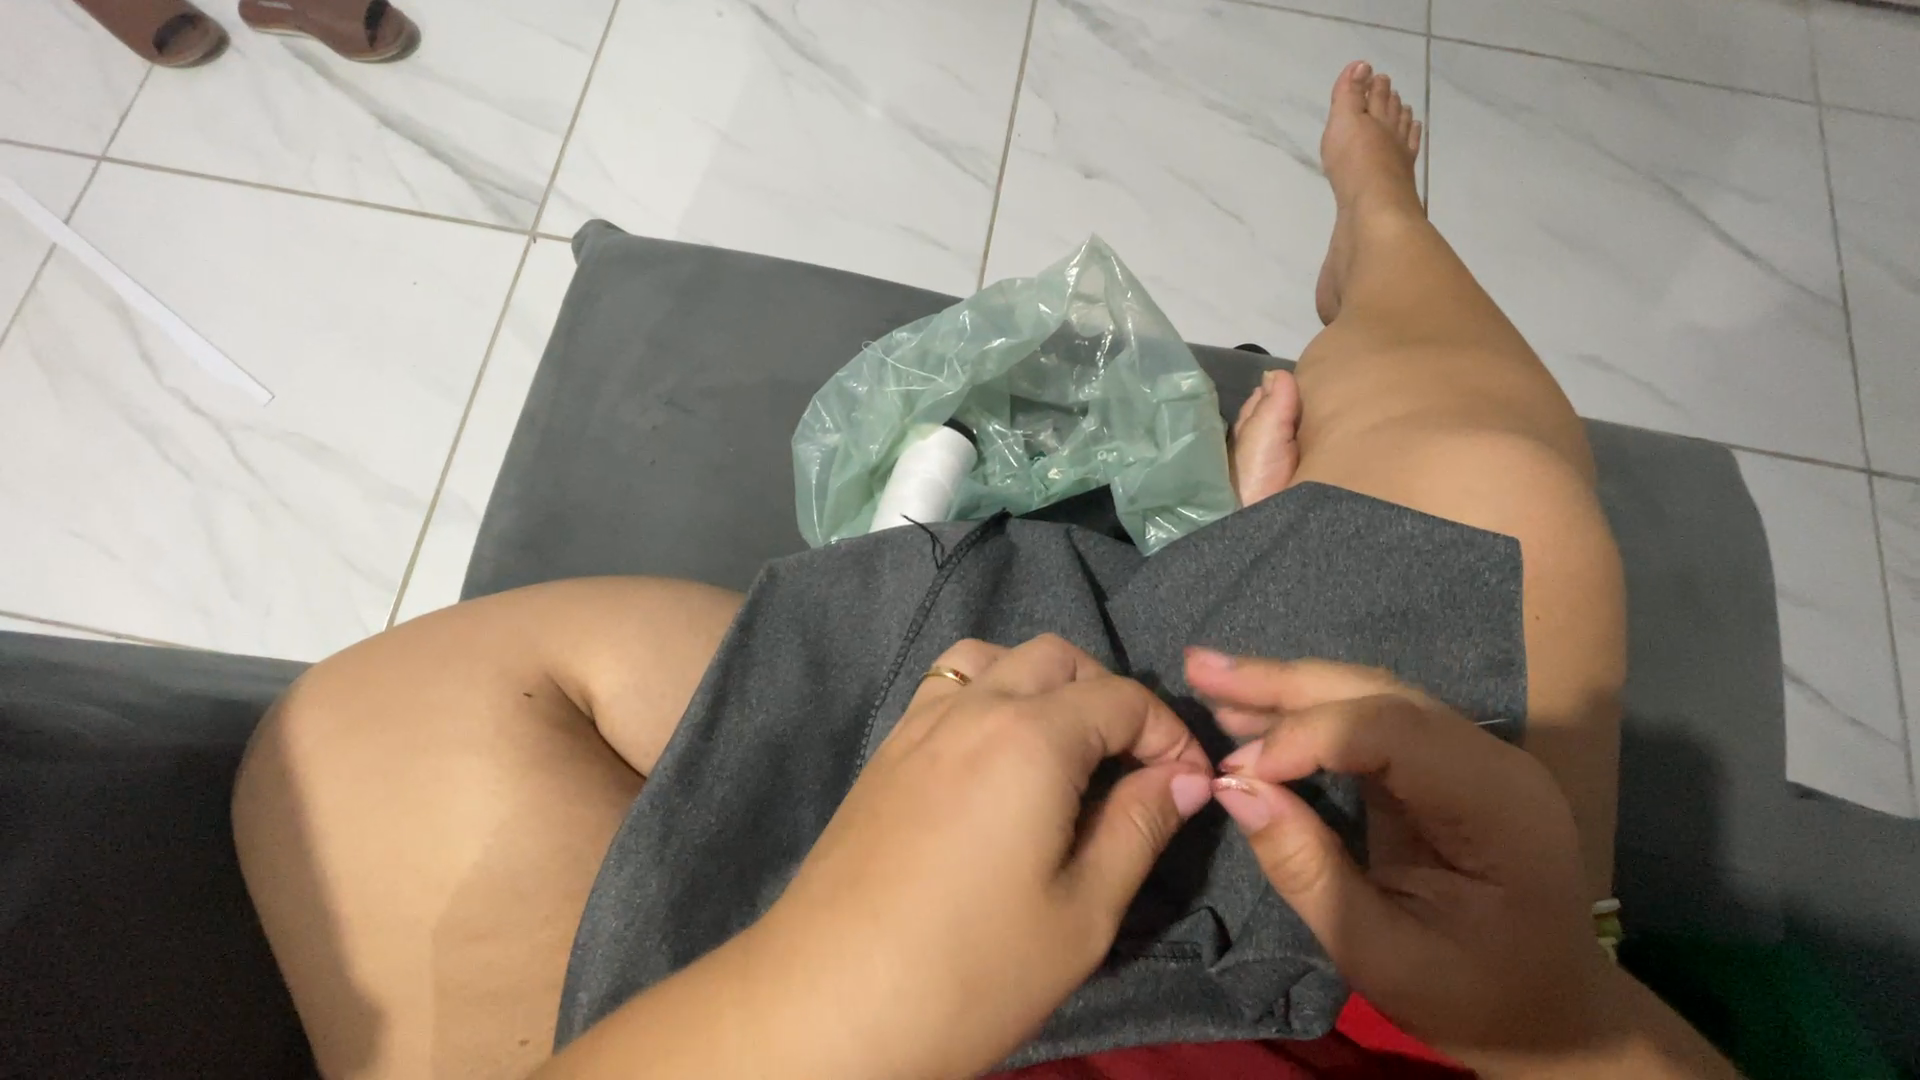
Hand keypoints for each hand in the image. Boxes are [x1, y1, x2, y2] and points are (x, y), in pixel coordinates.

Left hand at [743, 635, 1214, 1079]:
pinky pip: (948, 684)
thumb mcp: (1082, 912)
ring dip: (1044, 682)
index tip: (1188, 781)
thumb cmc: (971, 968)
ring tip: (1064, 746)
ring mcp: (921, 721)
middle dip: (1109, 696)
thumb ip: (1139, 827)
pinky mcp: (888, 747)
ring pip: (995, 656)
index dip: (1168, 733)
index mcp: (1031, 737)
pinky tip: (994, 754)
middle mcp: (974, 707)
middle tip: (1130, 763)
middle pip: (1058, 657)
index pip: (1121, 698)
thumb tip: (1185, 776)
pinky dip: (990, 692)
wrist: (831, 1000)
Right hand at [1184, 650, 1613, 1067]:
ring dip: (1281, 685)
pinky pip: (1363, 715)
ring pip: (1363, 691)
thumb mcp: (1380, 955)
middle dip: (1278, 681)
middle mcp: (1489, 758)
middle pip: (1373, 692)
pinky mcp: (1440, 758)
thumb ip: (1306, 868)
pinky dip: (1301, 710)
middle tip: (1200, 668)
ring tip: (1207, 675)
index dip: (1305, 735)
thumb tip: (1231, 787)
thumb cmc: (1474, 997)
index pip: (1391, 732)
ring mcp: (1468, 751)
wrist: (1554, 1016)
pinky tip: (1250, 708)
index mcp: (1495, 806)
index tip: (1234, 767)